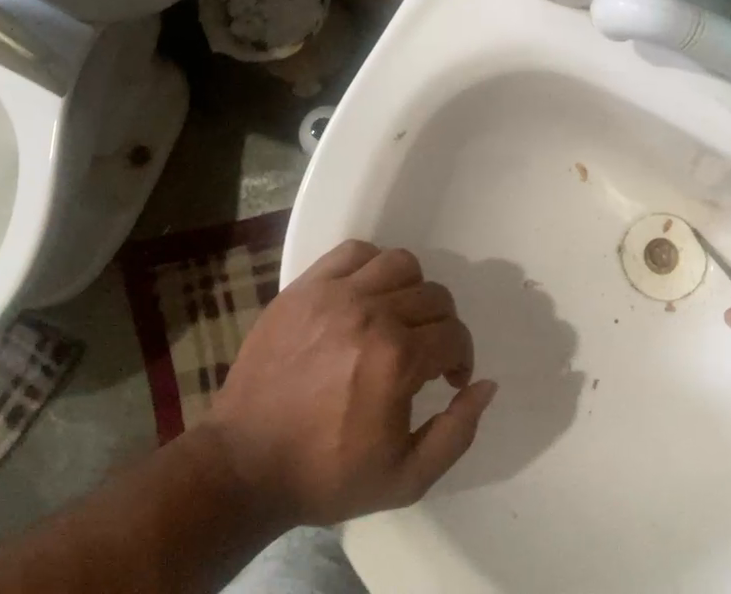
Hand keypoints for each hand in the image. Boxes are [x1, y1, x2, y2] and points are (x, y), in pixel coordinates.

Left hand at [199, 240, 497, 526]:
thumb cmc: (326, 475)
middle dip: (441, 327)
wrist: (245, 463)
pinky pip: (353, 252)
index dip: (460, 359)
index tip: (447, 380)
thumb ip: (458, 433)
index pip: (454, 336)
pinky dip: (371, 266)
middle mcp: (370, 315)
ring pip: (399, 264)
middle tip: (426, 355)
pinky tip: (366, 297)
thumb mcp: (406, 478)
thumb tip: (485, 385)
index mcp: (397, 360)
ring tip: (398, 319)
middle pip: (434, 297)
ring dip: (412, 290)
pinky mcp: (303, 289)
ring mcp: (333, 296)